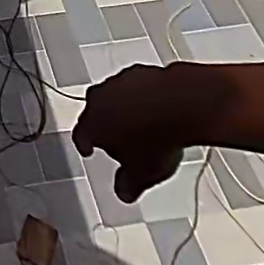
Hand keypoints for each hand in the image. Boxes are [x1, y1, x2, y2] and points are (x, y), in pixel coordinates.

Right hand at [74, 63, 232, 202]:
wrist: (182, 104)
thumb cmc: (157, 138)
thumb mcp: (142, 175)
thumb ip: (127, 185)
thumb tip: (124, 192)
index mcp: (92, 124)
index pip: (80, 136)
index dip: (85, 144)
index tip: (88, 149)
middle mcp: (100, 98)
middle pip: (95, 111)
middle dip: (104, 124)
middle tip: (117, 138)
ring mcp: (120, 82)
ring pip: (115, 96)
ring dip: (124, 108)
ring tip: (141, 124)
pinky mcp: (141, 71)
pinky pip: (136, 86)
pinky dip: (142, 96)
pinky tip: (156, 109)